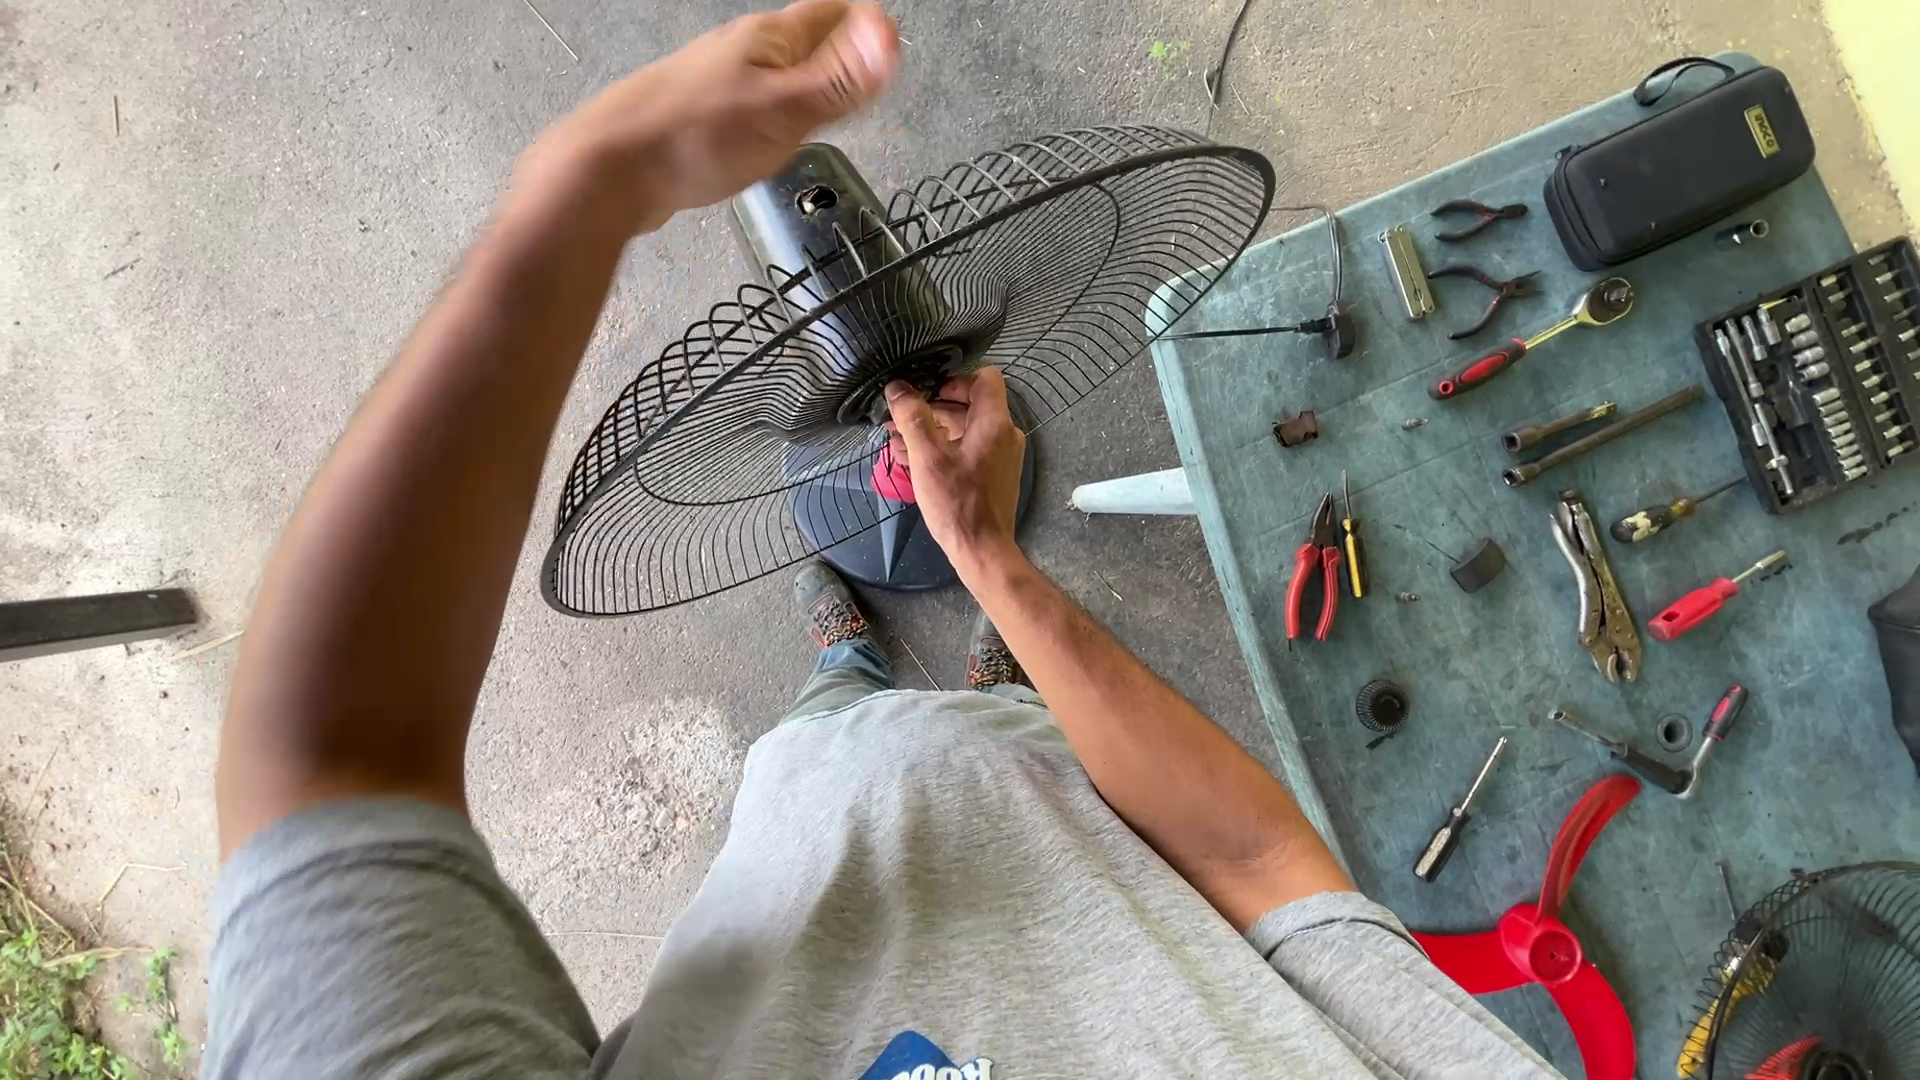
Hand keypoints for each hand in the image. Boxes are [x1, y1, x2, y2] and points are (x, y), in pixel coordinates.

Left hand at [515, 1, 898, 234]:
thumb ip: (837, 81)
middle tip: (870, 71)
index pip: (831, 15)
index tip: (892, 47)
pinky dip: (778, 112)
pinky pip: (754, 102)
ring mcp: (721, 82)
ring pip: (777, 72)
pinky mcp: (704, 117)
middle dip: (841, 51)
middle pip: (804, 40)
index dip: (866, 26)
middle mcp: (743, 53)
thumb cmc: (693, 139)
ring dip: (809, 81)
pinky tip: (776, 135)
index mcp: (768, 42)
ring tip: (832, 103)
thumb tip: (888, 37)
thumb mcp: (782, 111)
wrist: (615, 168)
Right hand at [884, 369, 1026, 566]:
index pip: (984, 378)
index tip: (927, 391)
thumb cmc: (958, 506)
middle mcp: (1004, 436)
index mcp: (994, 424)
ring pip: (964, 430)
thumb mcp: (927, 457)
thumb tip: (899, 389)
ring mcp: (1000, 456)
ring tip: (899, 440)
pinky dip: (943, 449)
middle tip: (902, 417)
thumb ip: (912, 417)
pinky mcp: (992, 475)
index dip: (953, 379)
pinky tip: (913, 460)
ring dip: (932, 431)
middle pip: (969, 405)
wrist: (981, 549)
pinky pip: (967, 450)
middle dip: (931, 409)